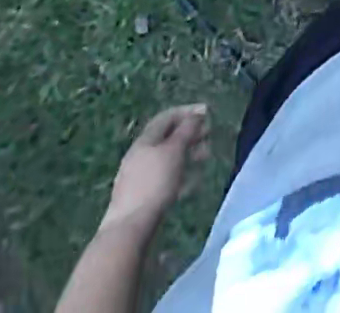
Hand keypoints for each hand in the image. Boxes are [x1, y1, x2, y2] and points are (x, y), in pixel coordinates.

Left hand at [100, 103, 209, 231]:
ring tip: (206, 156)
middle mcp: (140, 154)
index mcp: (146, 140)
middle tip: (209, 133)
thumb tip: (196, 115)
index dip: (187, 111)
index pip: (167, 117)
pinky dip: (181, 173)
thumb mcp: (174, 152)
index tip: (207, 111)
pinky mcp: (142, 196)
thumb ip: (186, 131)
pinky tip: (192, 182)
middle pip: (167, 137)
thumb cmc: (154, 184)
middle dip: (190, 132)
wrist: (129, 228)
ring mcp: (139, 176)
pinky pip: (165, 177)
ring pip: (168, 158)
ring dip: (188, 152)